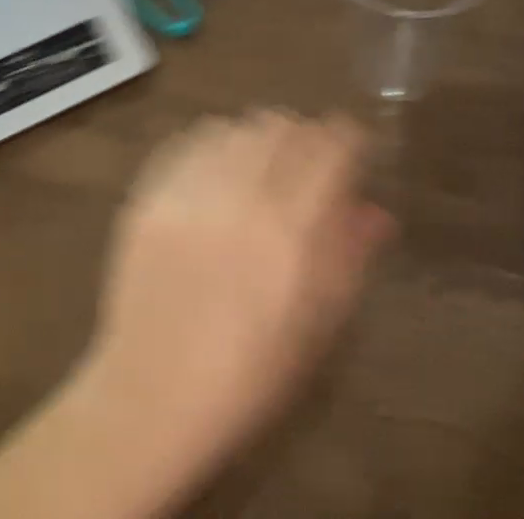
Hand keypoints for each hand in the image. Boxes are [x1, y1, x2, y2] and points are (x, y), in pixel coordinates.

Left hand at [80, 111, 394, 470]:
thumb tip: (375, 212)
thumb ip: (350, 257)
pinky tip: (218, 175)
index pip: (332, 145)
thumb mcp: (318, 326)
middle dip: (305, 139)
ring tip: (260, 171)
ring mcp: (188, 193)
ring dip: (259, 140)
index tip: (352, 156)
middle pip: (284, 125)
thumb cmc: (250, 373)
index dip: (348, 142)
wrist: (152, 397)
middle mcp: (241, 197)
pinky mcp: (148, 198)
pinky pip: (189, 142)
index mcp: (292, 230)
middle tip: (306, 168)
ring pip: (237, 127)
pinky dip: (213, 146)